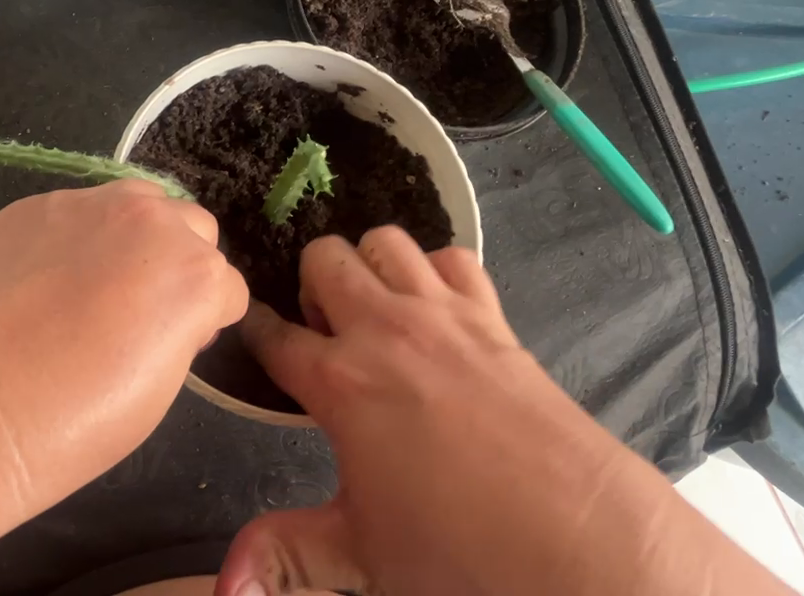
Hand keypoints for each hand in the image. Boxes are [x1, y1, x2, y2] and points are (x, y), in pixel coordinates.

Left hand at [0, 181, 247, 579]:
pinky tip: (39, 281)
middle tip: (137, 312)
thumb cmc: (67, 426)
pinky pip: (80, 211)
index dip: (206, 323)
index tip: (175, 347)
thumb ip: (180, 331)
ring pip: (140, 204)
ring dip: (135, 237)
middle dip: (179, 264)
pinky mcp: (36, 201)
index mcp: (196, 276)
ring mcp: (89, 203)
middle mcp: (151, 222)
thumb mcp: (155, 393)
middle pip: (193, 229)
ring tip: (92, 285)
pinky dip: (77, 237)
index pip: (228, 289)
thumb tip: (167, 312)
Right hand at [216, 226, 788, 595]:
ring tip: (376, 311)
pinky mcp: (490, 315)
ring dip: (371, 266)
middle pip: (324, 259)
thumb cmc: (459, 550)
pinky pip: (453, 259)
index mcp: (341, 382)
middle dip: (311, 282)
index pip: (275, 335)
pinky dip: (436, 271)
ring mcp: (440, 314)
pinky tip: (437, 309)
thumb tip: (224, 585)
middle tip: (326, 331)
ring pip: (385, 242)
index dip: (256, 327)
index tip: (252, 327)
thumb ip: (285, 554)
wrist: (578, 539)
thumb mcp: (360, 554)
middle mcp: (383, 329)